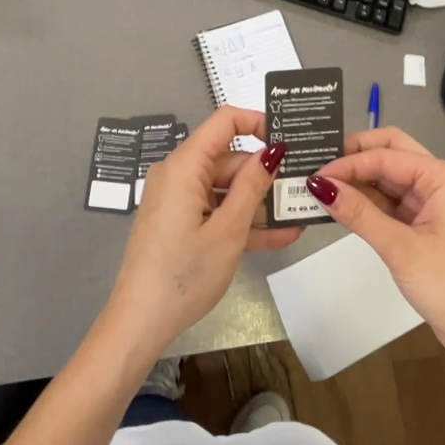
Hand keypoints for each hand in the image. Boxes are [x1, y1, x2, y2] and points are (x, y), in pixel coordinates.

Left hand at [104, 107, 302, 352]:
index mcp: (185, 165)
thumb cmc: (184, 273)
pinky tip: (280, 236)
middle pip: (228, 158)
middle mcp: (178, 174)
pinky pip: (215, 210)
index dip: (258, 122)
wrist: (139, 322)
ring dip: (259, 203)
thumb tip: (273, 150)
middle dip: (265, 173)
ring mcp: (178, 200)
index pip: (225, 121)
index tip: (290, 140)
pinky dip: (241, 221)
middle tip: (304, 188)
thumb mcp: (228, 231)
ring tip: (300, 216)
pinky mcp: (179, 223)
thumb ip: (252, 187)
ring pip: (225, 188)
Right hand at [309, 128, 444, 358]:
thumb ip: (359, 213)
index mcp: (442, 176)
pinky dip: (367, 201)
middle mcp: (439, 181)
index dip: (348, 163)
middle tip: (316, 164)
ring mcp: (433, 202)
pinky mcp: (426, 224)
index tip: (312, 175)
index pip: (386, 155)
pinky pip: (392, 201)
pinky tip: (341, 204)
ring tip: (320, 184)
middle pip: (390, 152)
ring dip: (358, 180)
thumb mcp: (401, 248)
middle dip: (354, 156)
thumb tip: (318, 185)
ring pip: (389, 177)